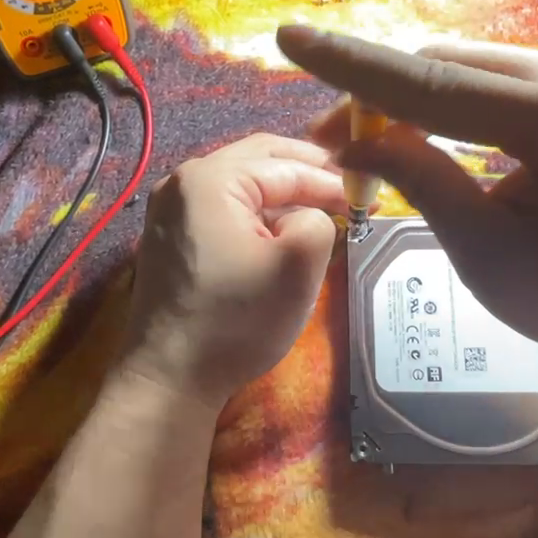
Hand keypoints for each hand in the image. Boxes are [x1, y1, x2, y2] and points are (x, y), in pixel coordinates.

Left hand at [122, 134, 348, 410]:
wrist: (169, 379)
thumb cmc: (236, 321)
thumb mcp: (298, 267)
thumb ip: (320, 219)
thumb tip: (310, 213)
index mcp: (210, 178)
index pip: (285, 166)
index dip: (331, 179)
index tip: (368, 198)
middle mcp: (182, 180)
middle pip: (258, 158)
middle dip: (306, 170)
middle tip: (346, 187)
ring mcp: (170, 207)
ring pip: (240, 181)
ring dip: (282, 189)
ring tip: (321, 206)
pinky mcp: (169, 234)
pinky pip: (223, 204)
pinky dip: (256, 209)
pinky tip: (280, 227)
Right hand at [280, 26, 537, 378]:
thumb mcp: (485, 254)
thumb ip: (420, 182)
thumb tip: (355, 139)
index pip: (439, 85)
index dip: (356, 67)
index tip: (290, 37)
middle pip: (453, 67)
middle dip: (382, 97)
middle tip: (330, 141)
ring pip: (472, 68)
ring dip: (415, 99)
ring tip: (370, 142)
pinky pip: (500, 80)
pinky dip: (452, 102)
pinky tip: (425, 131)